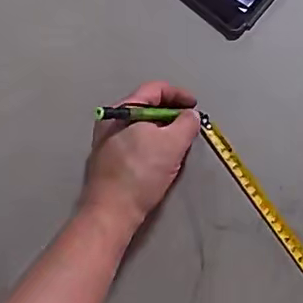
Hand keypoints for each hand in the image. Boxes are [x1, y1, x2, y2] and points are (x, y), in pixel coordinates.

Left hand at [80, 82, 199, 234]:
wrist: (112, 212)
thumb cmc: (139, 173)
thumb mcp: (172, 144)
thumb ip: (186, 124)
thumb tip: (191, 115)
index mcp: (122, 110)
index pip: (154, 90)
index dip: (178, 95)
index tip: (194, 106)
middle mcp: (111, 122)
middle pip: (148, 107)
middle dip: (172, 114)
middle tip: (189, 124)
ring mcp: (108, 142)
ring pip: (142, 127)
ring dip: (164, 131)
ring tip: (180, 143)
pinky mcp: (110, 162)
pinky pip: (136, 144)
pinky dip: (153, 145)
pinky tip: (162, 160)